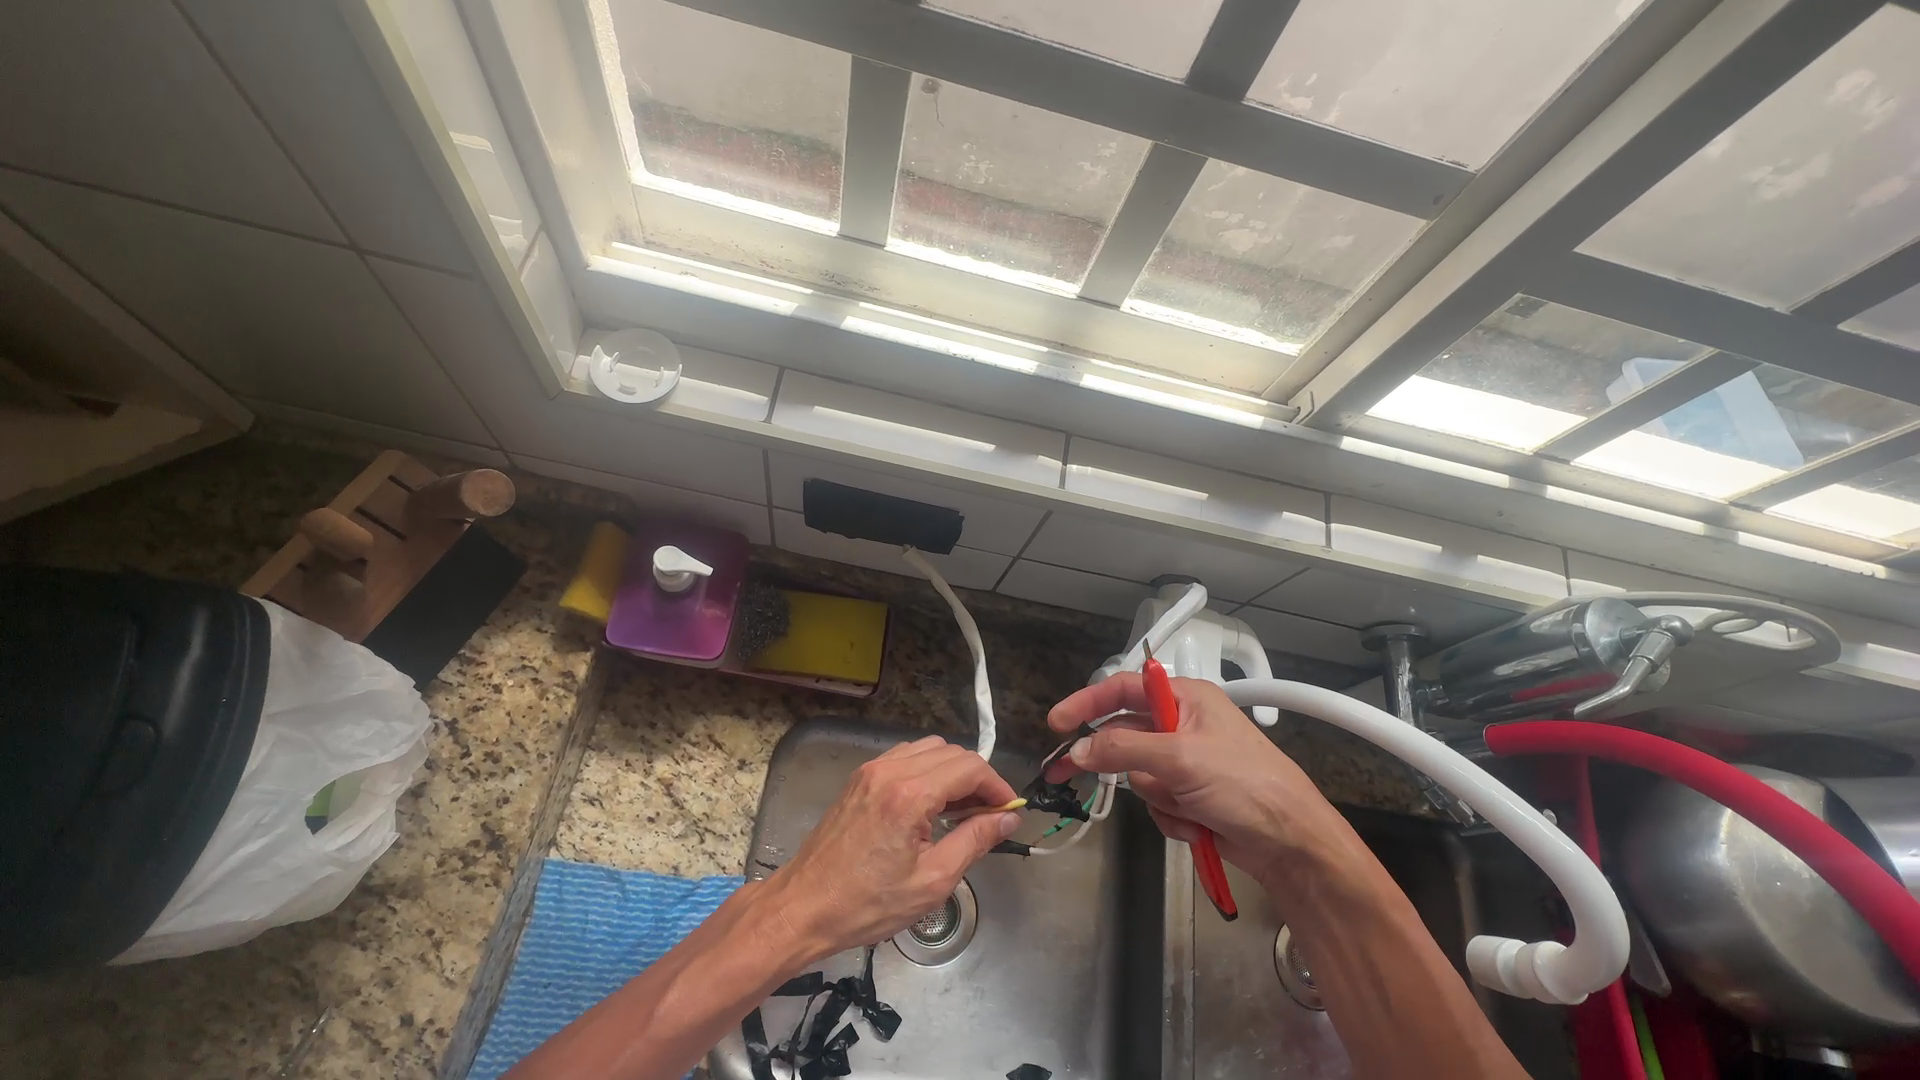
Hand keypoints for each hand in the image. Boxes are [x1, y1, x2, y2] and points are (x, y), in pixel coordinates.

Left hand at [763, 736, 1019, 962]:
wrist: (804, 907)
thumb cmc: (868, 903)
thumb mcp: (933, 881)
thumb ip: (974, 840)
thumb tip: (1007, 818)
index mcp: (910, 794)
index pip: (970, 767)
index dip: (997, 786)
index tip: (1009, 811)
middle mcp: (890, 770)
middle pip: (951, 752)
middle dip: (977, 778)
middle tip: (988, 815)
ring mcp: (871, 770)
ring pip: (928, 749)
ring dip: (952, 772)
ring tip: (962, 810)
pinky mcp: (860, 778)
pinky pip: (905, 758)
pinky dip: (927, 771)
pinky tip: (931, 805)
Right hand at [1046, 674, 1354, 884]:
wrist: (1290, 842)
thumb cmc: (1242, 783)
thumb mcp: (1179, 759)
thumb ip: (1122, 749)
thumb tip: (1077, 750)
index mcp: (1186, 699)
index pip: (1123, 689)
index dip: (1086, 703)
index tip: (1055, 724)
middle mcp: (1183, 724)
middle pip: (1124, 735)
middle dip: (1111, 762)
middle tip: (1061, 775)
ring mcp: (1187, 762)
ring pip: (1138, 775)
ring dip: (1157, 796)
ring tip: (1187, 807)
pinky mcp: (1191, 795)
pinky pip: (1157, 800)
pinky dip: (1172, 816)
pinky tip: (1198, 825)